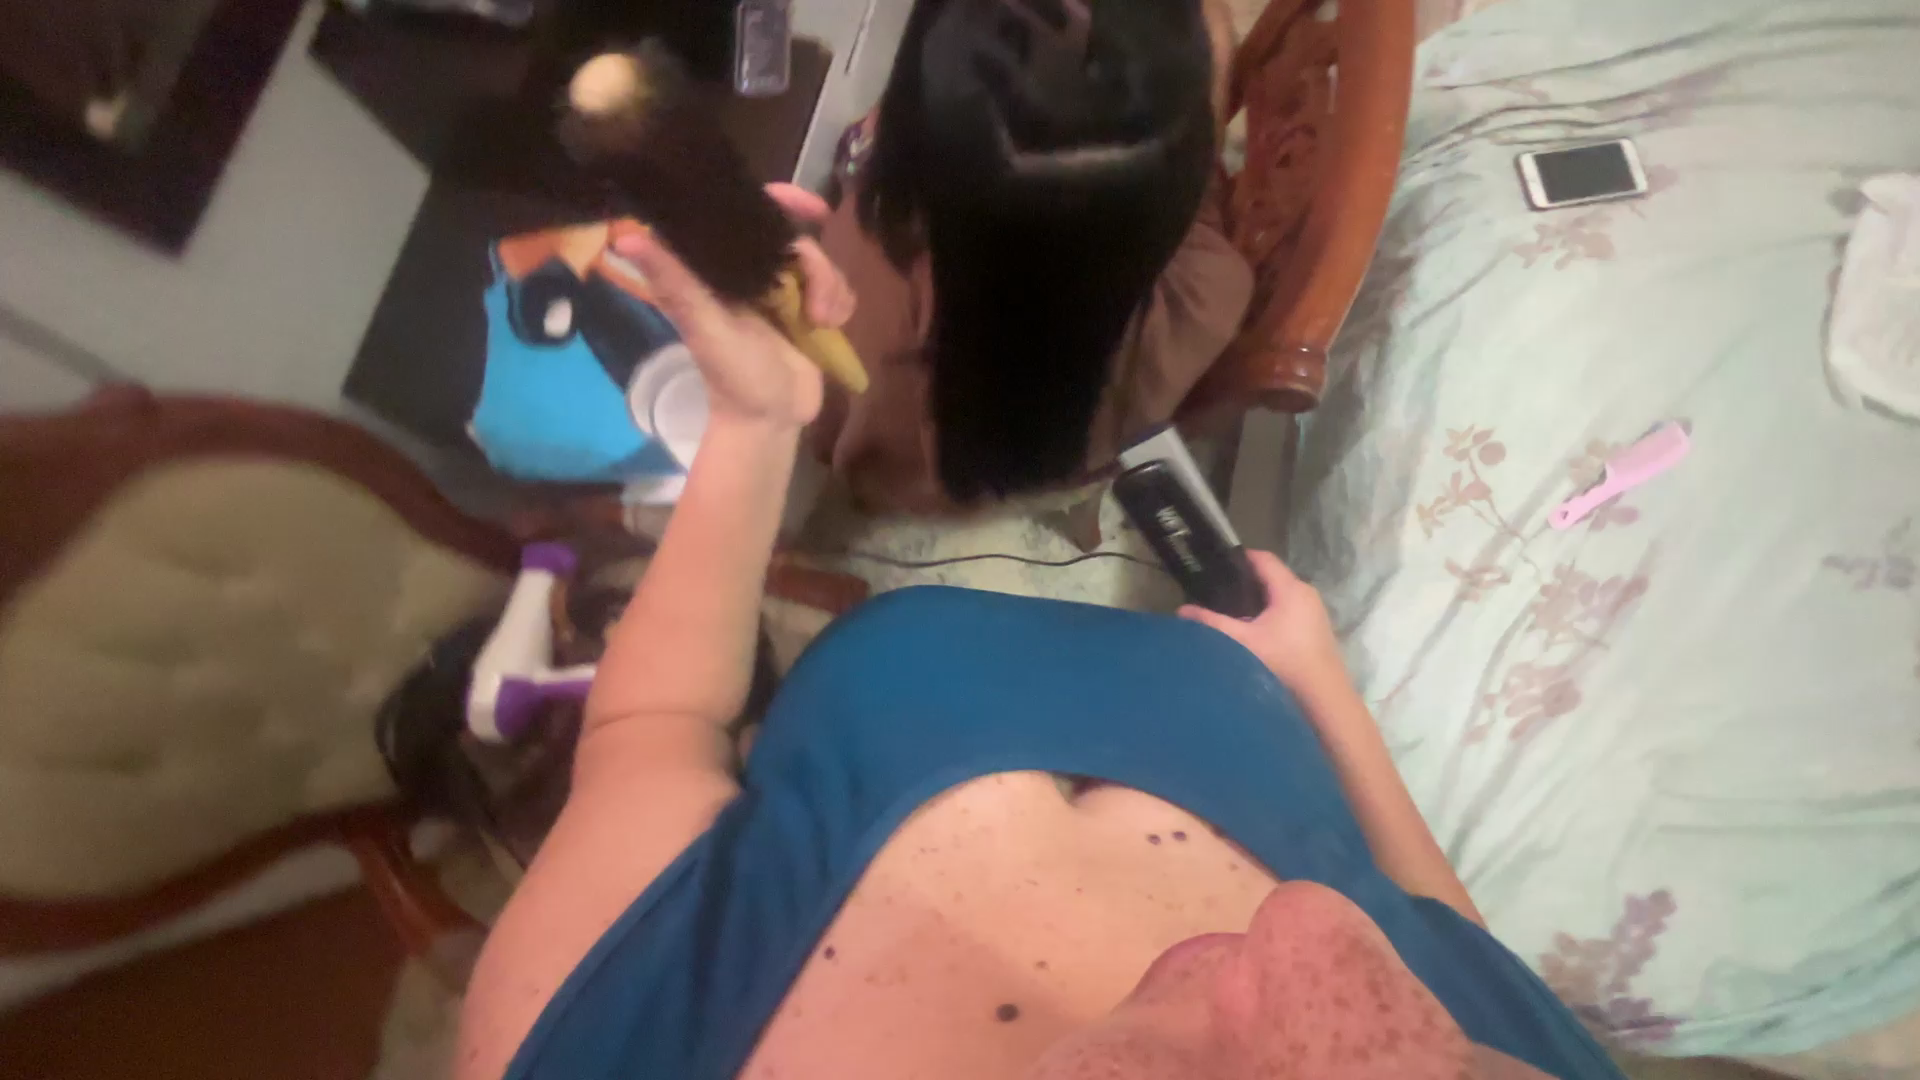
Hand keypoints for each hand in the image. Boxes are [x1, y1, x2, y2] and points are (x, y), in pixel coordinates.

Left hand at [611, 183, 854, 427]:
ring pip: (823, 264)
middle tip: (817, 304)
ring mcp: (786, 293)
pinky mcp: (810, 313)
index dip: (783, 201)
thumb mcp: (703, 326)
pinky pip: (838, 289)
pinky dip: (841, 305)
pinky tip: (831, 327)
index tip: (813, 209)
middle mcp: (754, 273)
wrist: (770, 420)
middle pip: (798, 239)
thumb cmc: (732, 377)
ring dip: (832, 290)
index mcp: (722, 268)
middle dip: (817, 267)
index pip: (751, 213)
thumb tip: (625, 236)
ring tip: (822, 323)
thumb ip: (674, 280)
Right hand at [1179, 551, 1352, 706]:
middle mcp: (1305, 592)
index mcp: (1289, 589)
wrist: (1323, 695)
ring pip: (1280, 591)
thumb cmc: (1283, 661)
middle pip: (1271, 574)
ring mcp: (1313, 609)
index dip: (1239, 557)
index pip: (1263, 558)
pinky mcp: (1315, 625)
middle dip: (1245, 578)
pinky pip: (1288, 605)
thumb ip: (1212, 622)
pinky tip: (1253, 625)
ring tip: (1231, 606)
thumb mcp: (1242, 641)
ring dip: (1257, 595)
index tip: (1215, 564)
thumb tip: (1182, 611)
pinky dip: (1270, 607)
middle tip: (1217, 587)